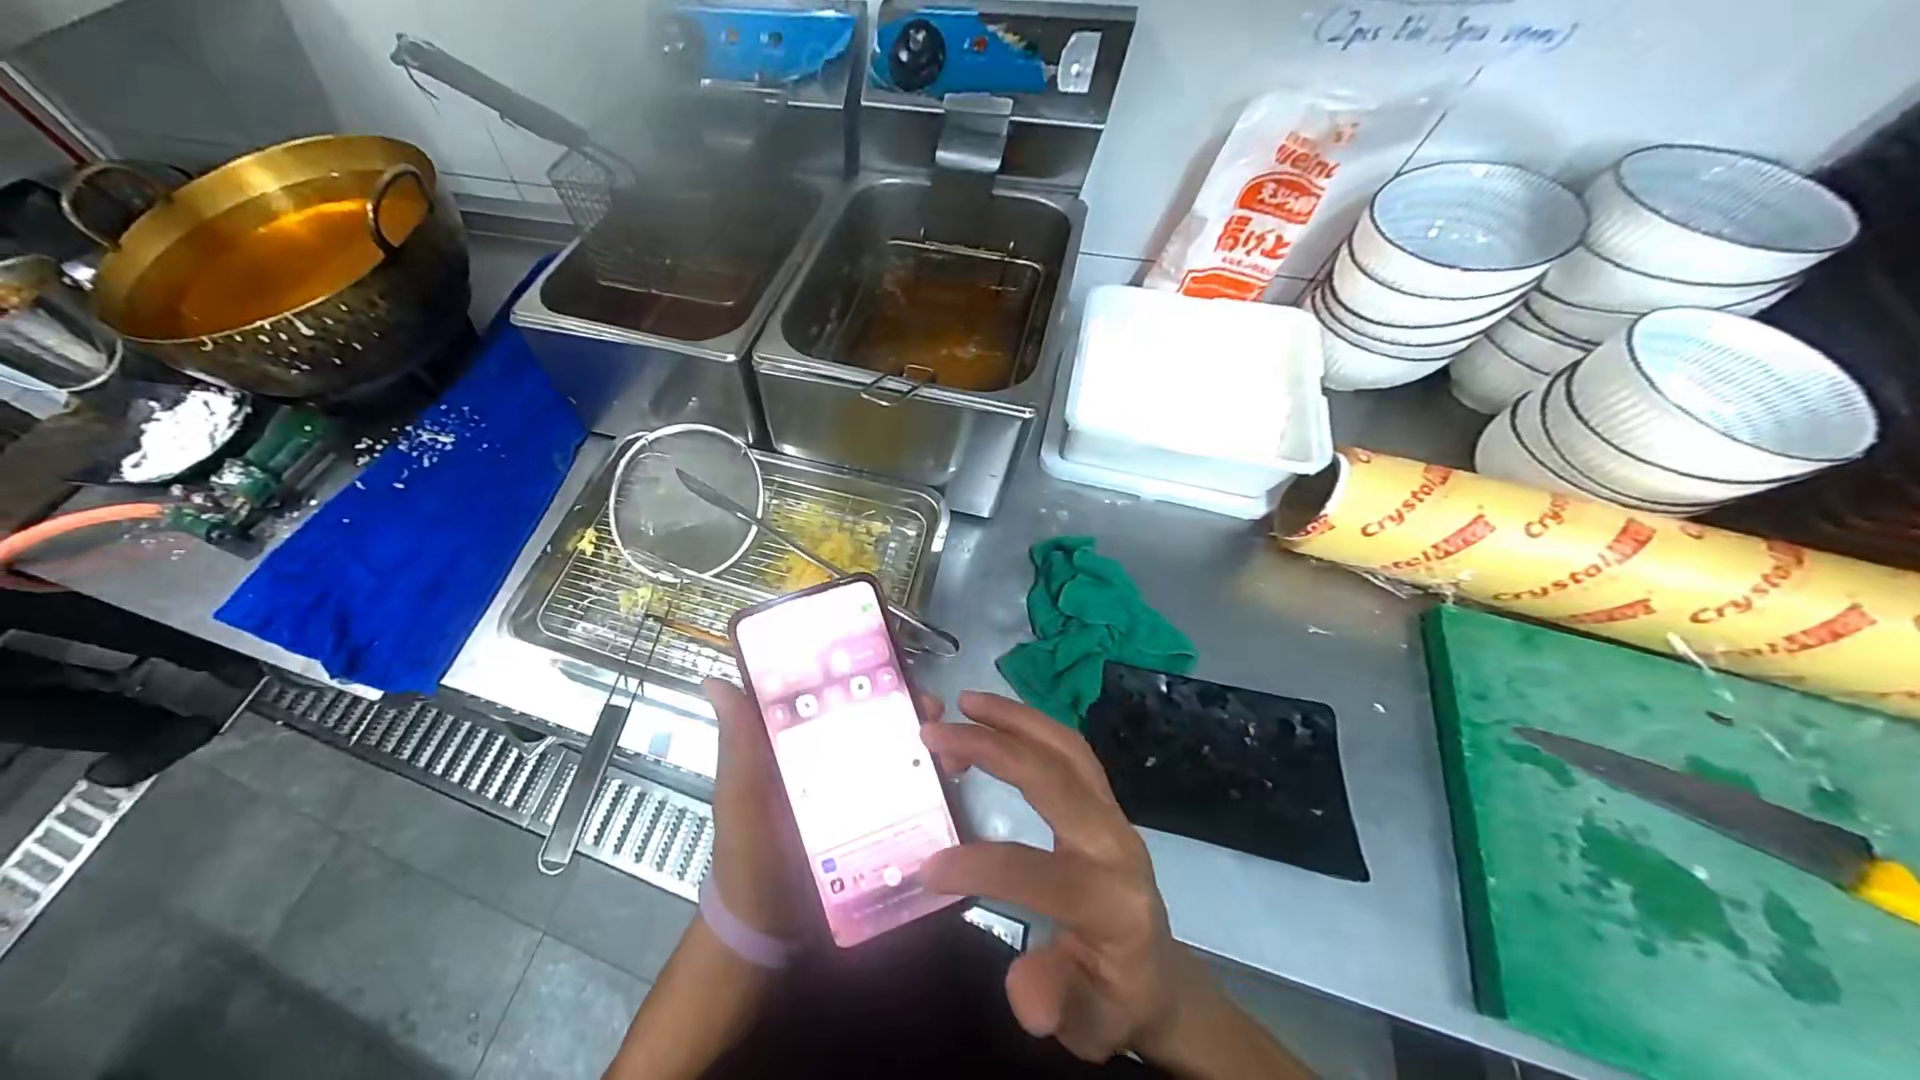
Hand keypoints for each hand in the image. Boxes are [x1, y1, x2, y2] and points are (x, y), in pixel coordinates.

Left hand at [703, 678, 946, 938]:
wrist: (768, 931)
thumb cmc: (749, 855)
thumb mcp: (741, 797)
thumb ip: (737, 743)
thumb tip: (715, 680)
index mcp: (795, 744)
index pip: (832, 696)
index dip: (860, 674)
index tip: (891, 663)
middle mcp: (828, 759)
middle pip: (873, 719)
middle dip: (906, 706)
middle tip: (932, 709)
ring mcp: (855, 790)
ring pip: (896, 751)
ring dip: (925, 740)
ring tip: (947, 744)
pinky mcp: (875, 819)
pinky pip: (906, 791)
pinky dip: (928, 779)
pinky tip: (950, 775)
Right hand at [918, 692, 1195, 1062]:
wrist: (1158, 977)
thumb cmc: (1115, 999)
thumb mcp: (1088, 1021)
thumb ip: (1057, 1002)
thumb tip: (1025, 990)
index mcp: (1110, 900)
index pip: (1037, 871)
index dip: (979, 866)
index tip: (927, 867)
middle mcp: (1115, 844)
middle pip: (1056, 779)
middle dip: (993, 749)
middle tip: (936, 732)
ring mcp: (1114, 816)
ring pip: (1067, 750)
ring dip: (1016, 719)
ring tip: (967, 702)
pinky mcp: (1107, 804)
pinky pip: (1072, 751)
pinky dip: (1034, 725)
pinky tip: (1001, 719)